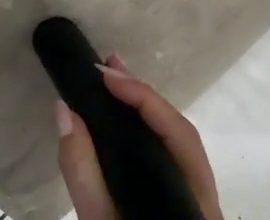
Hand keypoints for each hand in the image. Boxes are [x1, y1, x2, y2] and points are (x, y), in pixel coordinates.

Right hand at [55, 54, 224, 219]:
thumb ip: (81, 170)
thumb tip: (64, 110)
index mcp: (193, 203)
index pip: (176, 133)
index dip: (141, 96)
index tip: (100, 73)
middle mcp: (205, 202)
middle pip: (182, 136)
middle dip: (143, 95)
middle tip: (104, 64)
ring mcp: (197, 208)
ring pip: (178, 149)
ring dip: (144, 112)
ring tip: (110, 81)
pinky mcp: (182, 211)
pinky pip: (169, 162)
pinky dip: (144, 134)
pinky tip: (119, 125)